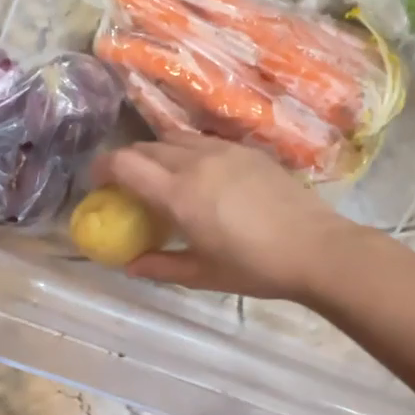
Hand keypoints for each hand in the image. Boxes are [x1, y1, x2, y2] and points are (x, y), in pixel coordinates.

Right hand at [92, 131, 368, 299]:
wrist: (317, 249)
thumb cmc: (255, 267)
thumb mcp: (202, 275)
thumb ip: (160, 266)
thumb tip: (130, 265)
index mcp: (179, 194)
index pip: (125, 164)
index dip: (102, 169)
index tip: (96, 183)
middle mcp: (196, 163)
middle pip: (146, 147)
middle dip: (126, 161)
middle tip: (123, 185)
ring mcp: (224, 152)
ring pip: (174, 139)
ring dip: (156, 154)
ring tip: (159, 177)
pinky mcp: (248, 151)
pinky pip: (202, 142)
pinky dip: (185, 153)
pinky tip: (196, 176)